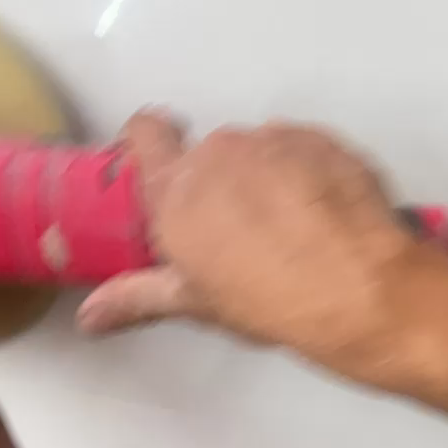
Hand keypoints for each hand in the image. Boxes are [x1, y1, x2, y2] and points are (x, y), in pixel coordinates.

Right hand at [76, 110, 447, 373]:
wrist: (360, 288)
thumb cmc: (269, 301)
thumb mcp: (200, 303)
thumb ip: (140, 297)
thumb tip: (87, 316)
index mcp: (177, 188)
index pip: (146, 131)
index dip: (154, 142)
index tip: (171, 168)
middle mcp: (220, 152)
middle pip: (212, 154)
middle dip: (225, 183)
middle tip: (248, 231)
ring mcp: (276, 140)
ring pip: (263, 151)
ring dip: (270, 177)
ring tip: (297, 228)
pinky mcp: (325, 140)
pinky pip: (306, 149)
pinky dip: (312, 173)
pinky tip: (328, 214)